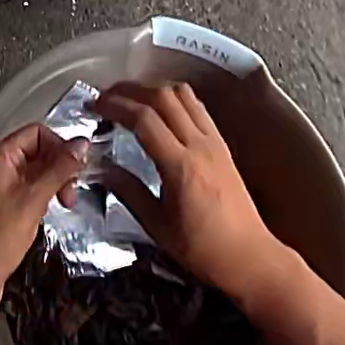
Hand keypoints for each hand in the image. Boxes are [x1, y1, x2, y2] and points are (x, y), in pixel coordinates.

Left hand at [0, 124, 87, 310]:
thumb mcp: (33, 200)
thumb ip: (60, 169)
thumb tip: (82, 144)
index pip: (36, 133)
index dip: (59, 145)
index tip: (77, 166)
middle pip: (36, 152)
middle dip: (59, 167)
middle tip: (72, 190)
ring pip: (34, 174)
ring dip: (54, 184)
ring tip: (65, 204)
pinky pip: (27, 194)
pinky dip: (42, 200)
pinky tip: (48, 215)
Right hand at [91, 82, 291, 304]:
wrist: (247, 255)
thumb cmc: (201, 249)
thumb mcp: (156, 226)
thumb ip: (128, 191)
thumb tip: (101, 169)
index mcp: (181, 166)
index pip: (145, 119)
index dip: (117, 105)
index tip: (97, 104)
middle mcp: (200, 145)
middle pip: (164, 97)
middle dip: (132, 90)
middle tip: (108, 96)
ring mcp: (214, 141)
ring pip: (184, 95)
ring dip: (154, 89)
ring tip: (132, 98)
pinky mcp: (222, 143)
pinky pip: (198, 108)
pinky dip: (175, 99)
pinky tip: (161, 109)